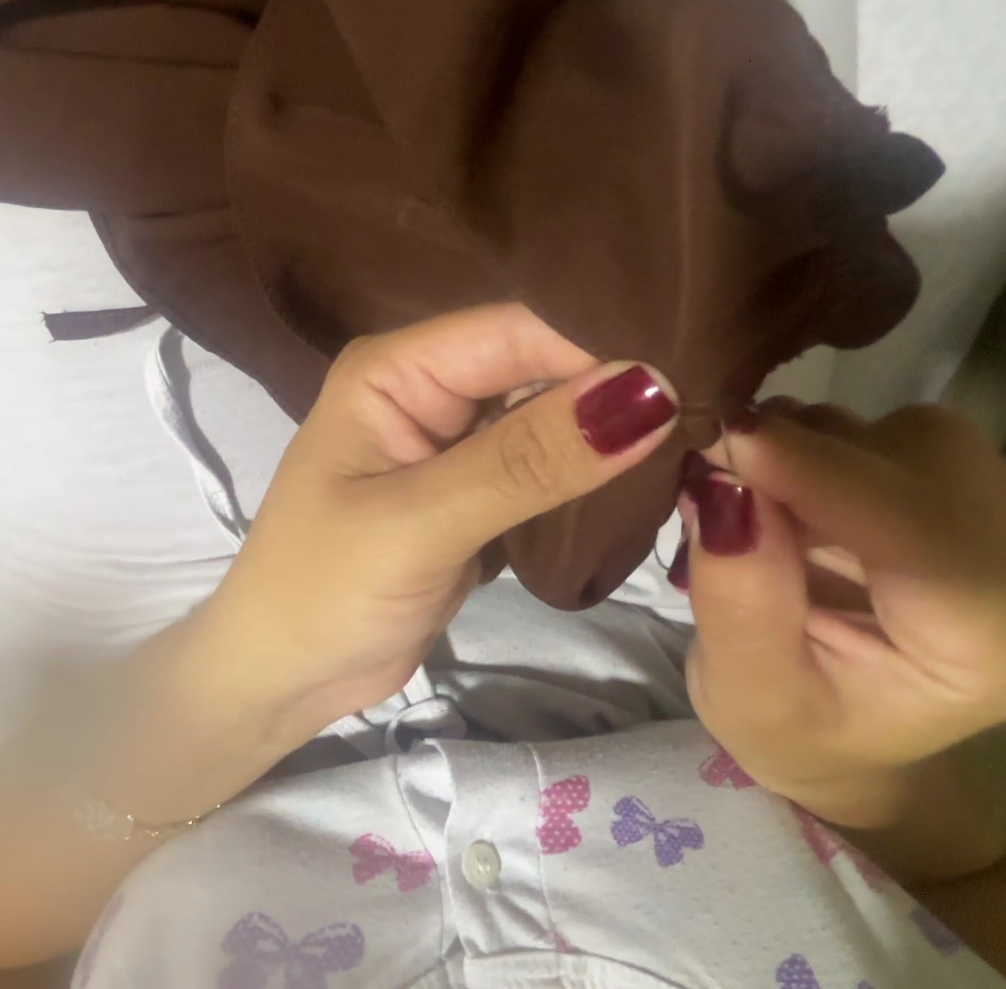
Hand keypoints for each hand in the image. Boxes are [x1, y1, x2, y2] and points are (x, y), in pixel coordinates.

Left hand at [200, 303, 680, 730]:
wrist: (285, 676)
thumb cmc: (321, 591)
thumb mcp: (420, 523)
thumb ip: (527, 461)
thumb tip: (648, 392)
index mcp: (394, 370)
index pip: (516, 329)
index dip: (602, 343)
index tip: (698, 370)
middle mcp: (426, 390)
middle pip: (539, 365)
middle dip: (617, 385)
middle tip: (720, 403)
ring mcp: (452, 444)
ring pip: (548, 416)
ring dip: (610, 431)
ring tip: (705, 434)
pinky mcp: (472, 493)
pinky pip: (542, 467)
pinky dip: (587, 474)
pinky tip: (650, 475)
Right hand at [680, 401, 1005, 830]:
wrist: (840, 735)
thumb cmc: (793, 730)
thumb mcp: (745, 690)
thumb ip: (739, 601)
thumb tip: (725, 486)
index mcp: (995, 654)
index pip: (919, 533)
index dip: (817, 473)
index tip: (719, 437)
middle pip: (925, 464)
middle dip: (807, 453)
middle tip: (710, 469)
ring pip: (910, 436)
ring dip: (810, 444)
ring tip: (746, 497)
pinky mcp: (972, 498)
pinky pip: (893, 433)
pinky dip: (818, 442)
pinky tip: (780, 489)